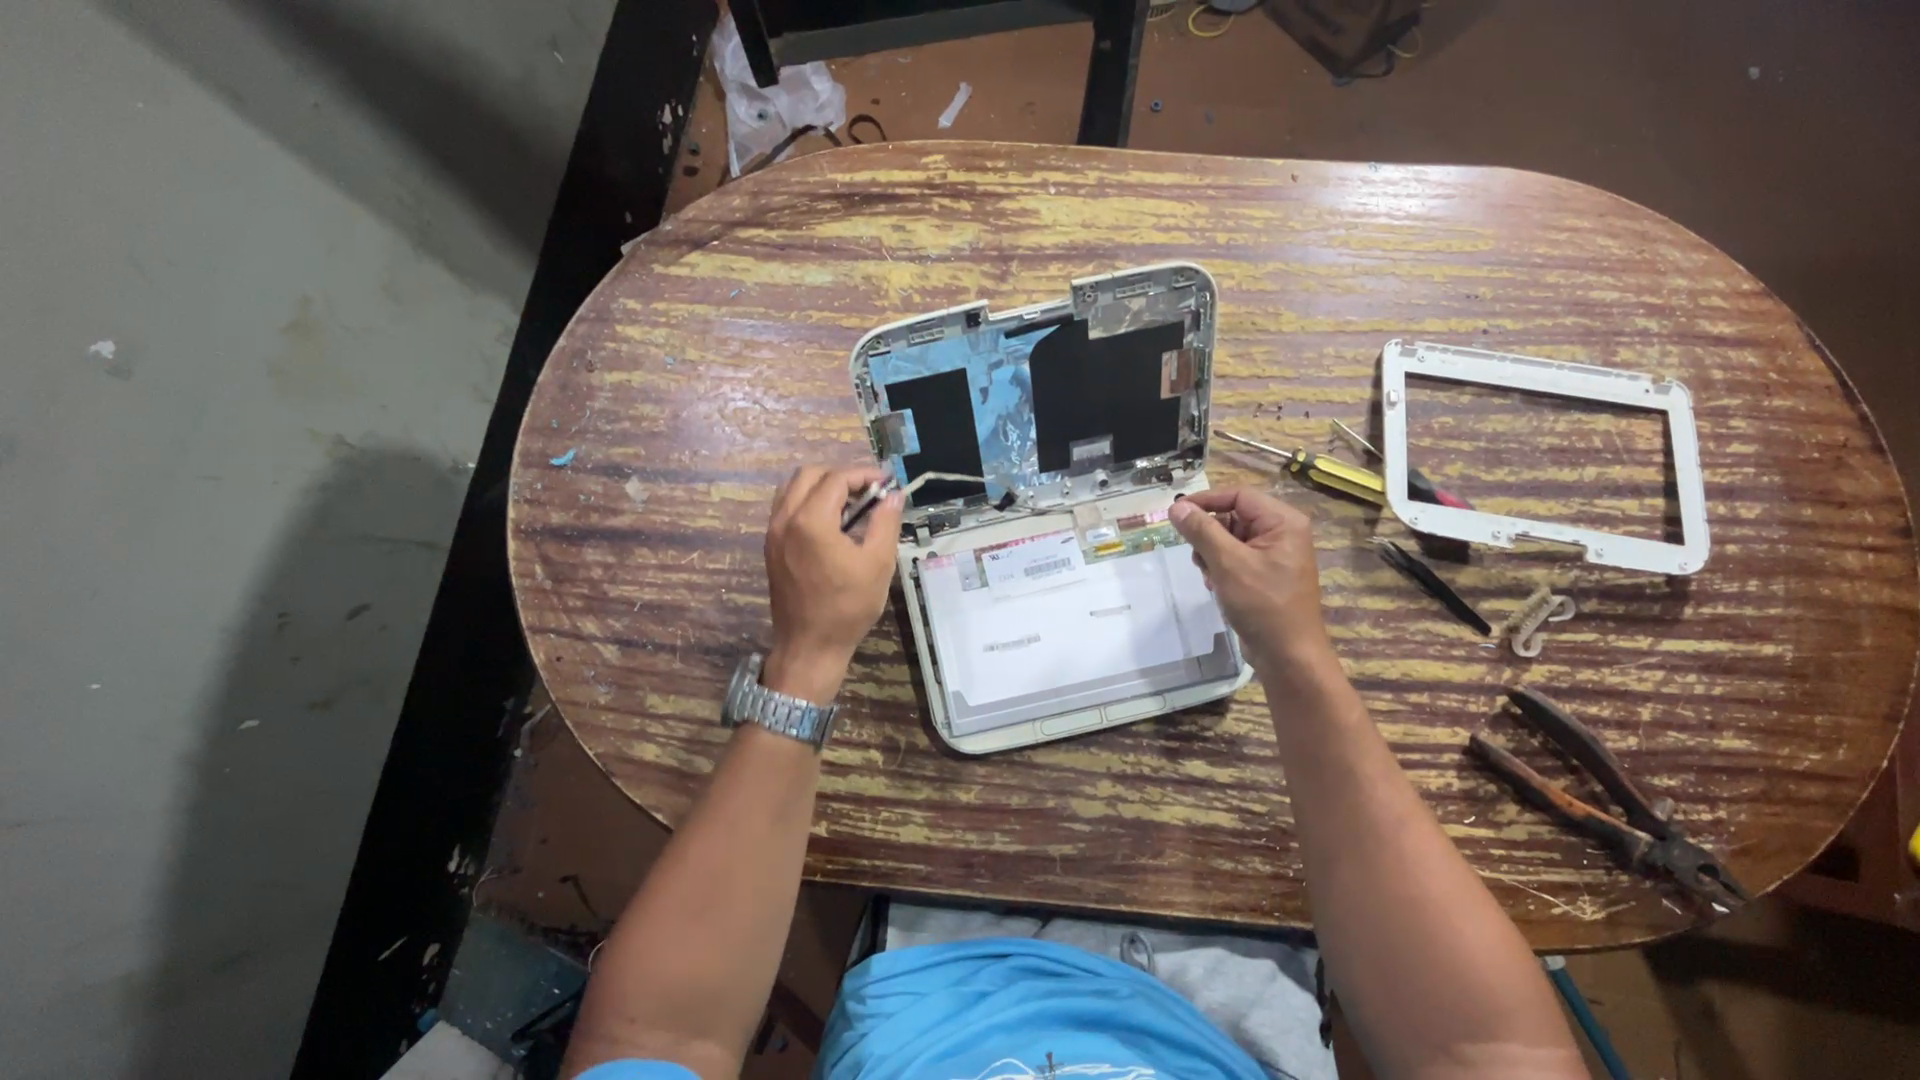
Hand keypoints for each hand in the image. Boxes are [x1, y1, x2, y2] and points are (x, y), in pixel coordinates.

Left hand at [761, 464, 904, 701]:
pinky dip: (806, 503)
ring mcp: (773, 533)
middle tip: (868, 493)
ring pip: (792, 489)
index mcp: (811, 521)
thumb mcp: (878, 564)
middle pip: (809, 474)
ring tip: (849, 505)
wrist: (809, 646)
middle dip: (841, 476)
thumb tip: (894, 496)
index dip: (863, 475)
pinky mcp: (770, 546)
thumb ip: (886, 523)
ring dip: (820, 487)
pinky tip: (830, 523)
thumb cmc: (847, 607)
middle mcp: (785, 519)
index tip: (885, 483)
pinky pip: (785, 508)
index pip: (836, 479)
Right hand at [1168, 487, 1334, 677]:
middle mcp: (1282, 533)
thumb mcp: (1228, 564)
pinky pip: (1236, 559)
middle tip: (1197, 556)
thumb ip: (1201, 531)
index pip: (1238, 495)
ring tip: (1210, 576)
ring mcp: (1276, 555)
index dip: (1206, 501)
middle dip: (1209, 534)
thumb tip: (1177, 506)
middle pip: (1233, 517)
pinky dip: (1221, 568)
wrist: (1288, 655)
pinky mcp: (1267, 575)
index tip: (1175, 513)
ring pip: (1231, 539)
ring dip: (1212, 554)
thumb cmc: (1263, 605)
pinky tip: (1217, 587)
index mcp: (1283, 522)